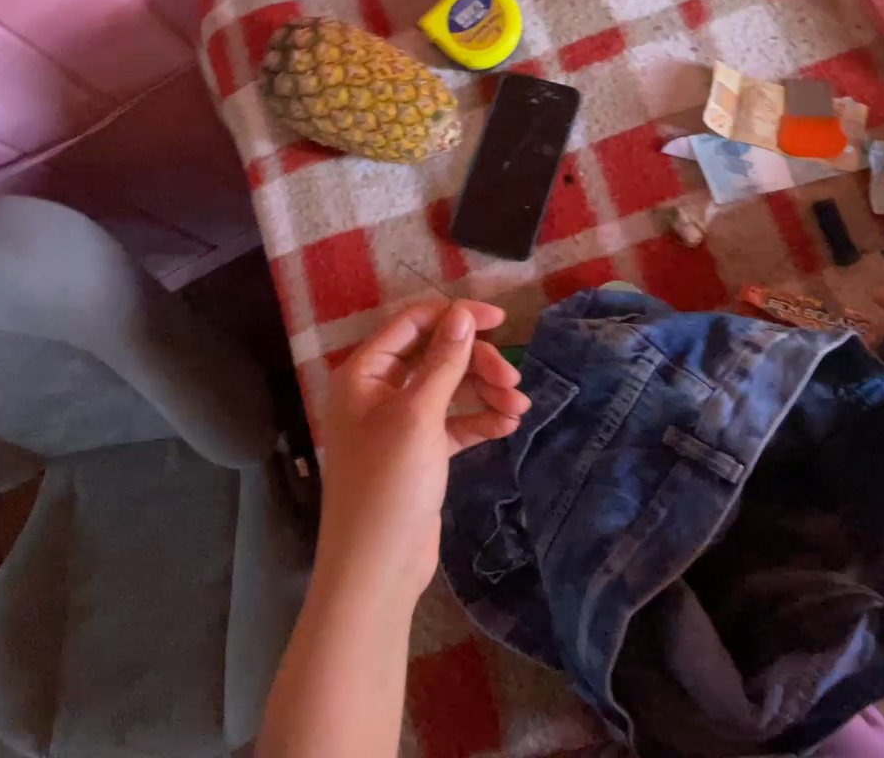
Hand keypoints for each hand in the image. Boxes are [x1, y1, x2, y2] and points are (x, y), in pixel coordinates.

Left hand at [315, 299, 530, 608]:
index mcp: (364, 372)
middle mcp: (378, 391)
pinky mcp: (419, 452)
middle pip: (436, 356)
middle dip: (476, 364)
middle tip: (513, 381)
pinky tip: (508, 427)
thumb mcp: (417, 416)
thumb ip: (443, 362)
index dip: (456, 316)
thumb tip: (463, 315)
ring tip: (519, 408)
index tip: (501, 321)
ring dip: (485, 392)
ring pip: (449, 389)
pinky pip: (454, 423)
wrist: (376, 569)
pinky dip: (479, 420)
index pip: (413, 324)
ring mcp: (399, 423)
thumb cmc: (388, 483)